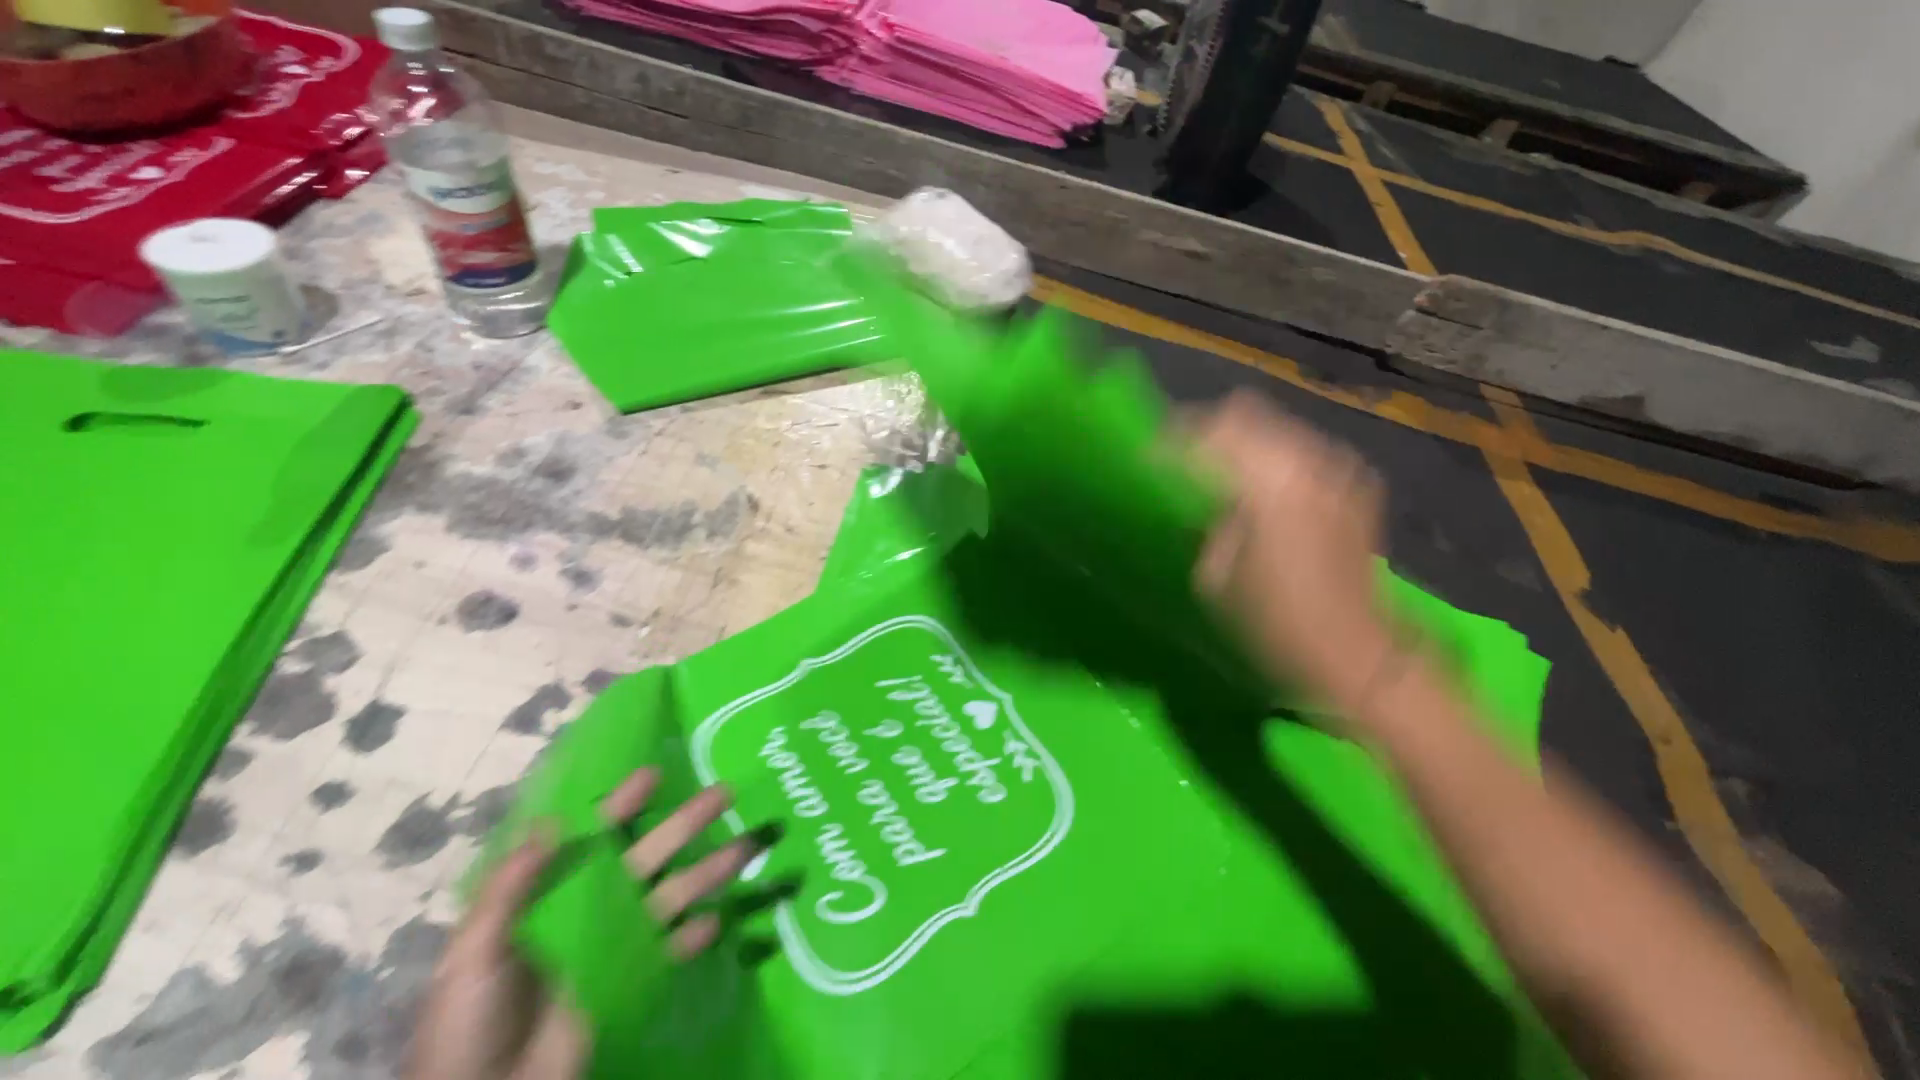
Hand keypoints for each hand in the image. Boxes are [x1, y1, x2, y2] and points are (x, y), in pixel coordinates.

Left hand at [407, 769, 755, 1079]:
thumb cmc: (467, 1019)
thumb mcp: (472, 951)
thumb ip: (509, 888)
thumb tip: (550, 822)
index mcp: (550, 893)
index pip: (592, 837)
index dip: (621, 805)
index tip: (654, 775)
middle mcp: (591, 907)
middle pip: (645, 856)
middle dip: (684, 824)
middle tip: (724, 793)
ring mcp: (615, 943)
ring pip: (670, 895)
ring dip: (707, 870)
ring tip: (746, 846)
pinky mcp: (632, 980)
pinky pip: (672, 950)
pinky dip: (697, 935)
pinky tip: (722, 917)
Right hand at [1193, 391, 1397, 720]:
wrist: (1360, 653)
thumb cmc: (1276, 624)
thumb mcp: (1215, 579)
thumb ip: (1202, 523)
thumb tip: (1192, 500)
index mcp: (1264, 483)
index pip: (1203, 433)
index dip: (1168, 440)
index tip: (1145, 456)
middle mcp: (1304, 459)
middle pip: (1242, 413)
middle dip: (1205, 431)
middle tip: (1179, 458)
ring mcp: (1336, 467)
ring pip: (1274, 428)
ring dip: (1242, 444)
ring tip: (1219, 474)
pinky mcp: (1355, 482)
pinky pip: (1303, 452)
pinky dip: (1275, 462)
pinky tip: (1264, 492)